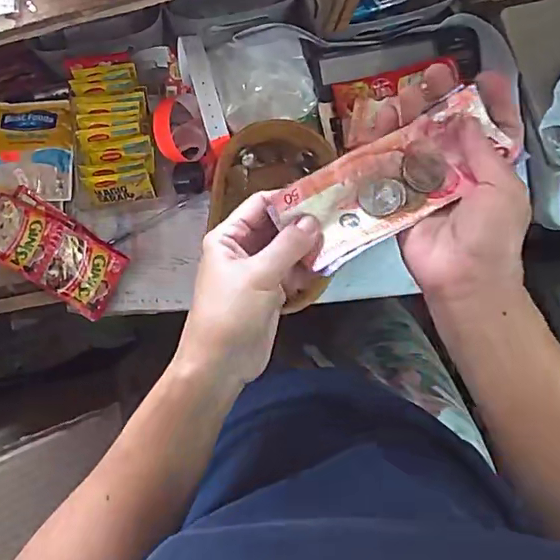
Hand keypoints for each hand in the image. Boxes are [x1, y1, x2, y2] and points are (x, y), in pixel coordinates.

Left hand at [179, 190, 321, 386]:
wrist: (219, 365)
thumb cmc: (229, 314)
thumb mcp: (259, 275)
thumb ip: (288, 246)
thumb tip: (312, 220)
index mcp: (229, 237)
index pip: (259, 205)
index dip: (287, 197)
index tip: (320, 194)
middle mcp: (243, 249)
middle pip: (277, 226)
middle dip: (304, 222)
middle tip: (338, 215)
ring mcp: (258, 271)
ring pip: (288, 249)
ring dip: (310, 246)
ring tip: (340, 237)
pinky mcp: (271, 292)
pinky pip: (293, 271)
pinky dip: (308, 268)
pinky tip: (329, 263)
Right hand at [346, 66, 528, 303]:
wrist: (463, 278)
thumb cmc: (492, 236)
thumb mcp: (502, 189)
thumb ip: (483, 152)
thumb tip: (464, 118)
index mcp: (488, 167)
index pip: (492, 127)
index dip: (491, 101)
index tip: (485, 77)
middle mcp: (455, 169)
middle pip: (444, 126)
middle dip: (438, 98)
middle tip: (432, 75)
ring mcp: (425, 182)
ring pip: (413, 140)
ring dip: (406, 115)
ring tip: (400, 95)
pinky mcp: (398, 195)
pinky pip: (387, 166)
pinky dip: (379, 144)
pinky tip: (377, 123)